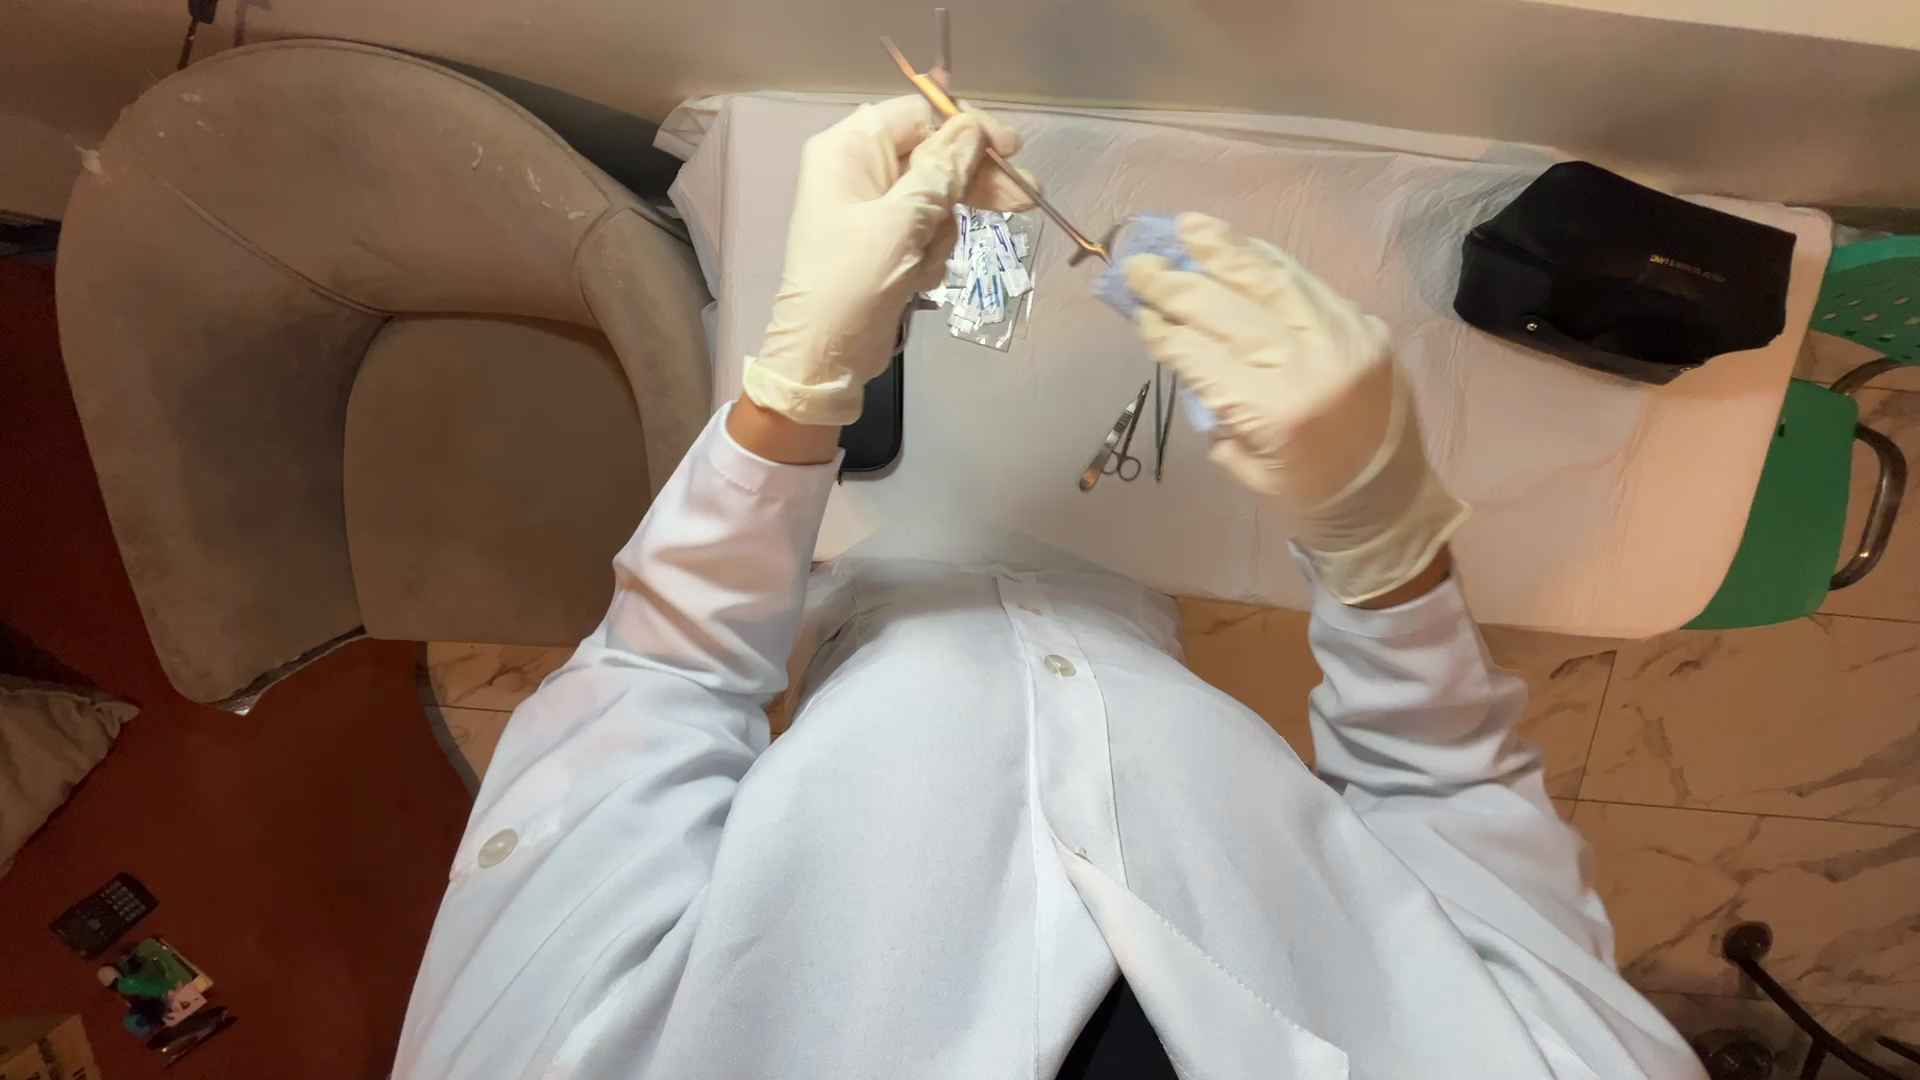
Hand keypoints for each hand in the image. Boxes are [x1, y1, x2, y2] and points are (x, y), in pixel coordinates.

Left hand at [742, 96, 1032, 426]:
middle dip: (972, 185)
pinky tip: (916, 282)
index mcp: (850, 149)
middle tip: (1024, 200)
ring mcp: (875, 211)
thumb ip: (942, 172)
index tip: (1010, 150)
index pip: (920, 116)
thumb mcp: (901, 223)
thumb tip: (973, 128)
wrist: (826, 356)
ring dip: (943, 235)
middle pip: (935, 158)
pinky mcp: (888, 246)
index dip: (967, 130)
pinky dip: (931, 257)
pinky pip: (928, 236)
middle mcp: (861, 172)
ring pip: (938, 202)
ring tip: (924, 266)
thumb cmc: (852, 283)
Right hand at [1125, 213, 1467, 603]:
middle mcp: (1309, 362)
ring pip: (1272, 279)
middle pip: (1230, 308)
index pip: (1200, 354)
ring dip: (1224, 250)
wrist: (1387, 502)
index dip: (1163, 330)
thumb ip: (1212, 401)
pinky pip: (1307, 283)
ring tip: (1189, 227)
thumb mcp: (1240, 460)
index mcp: (1273, 410)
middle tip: (1142, 263)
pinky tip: (1238, 247)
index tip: (1135, 310)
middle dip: (1179, 284)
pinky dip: (1268, 262)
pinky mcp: (1364, 324)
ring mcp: (1344, 335)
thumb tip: (1183, 344)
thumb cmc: (1302, 495)